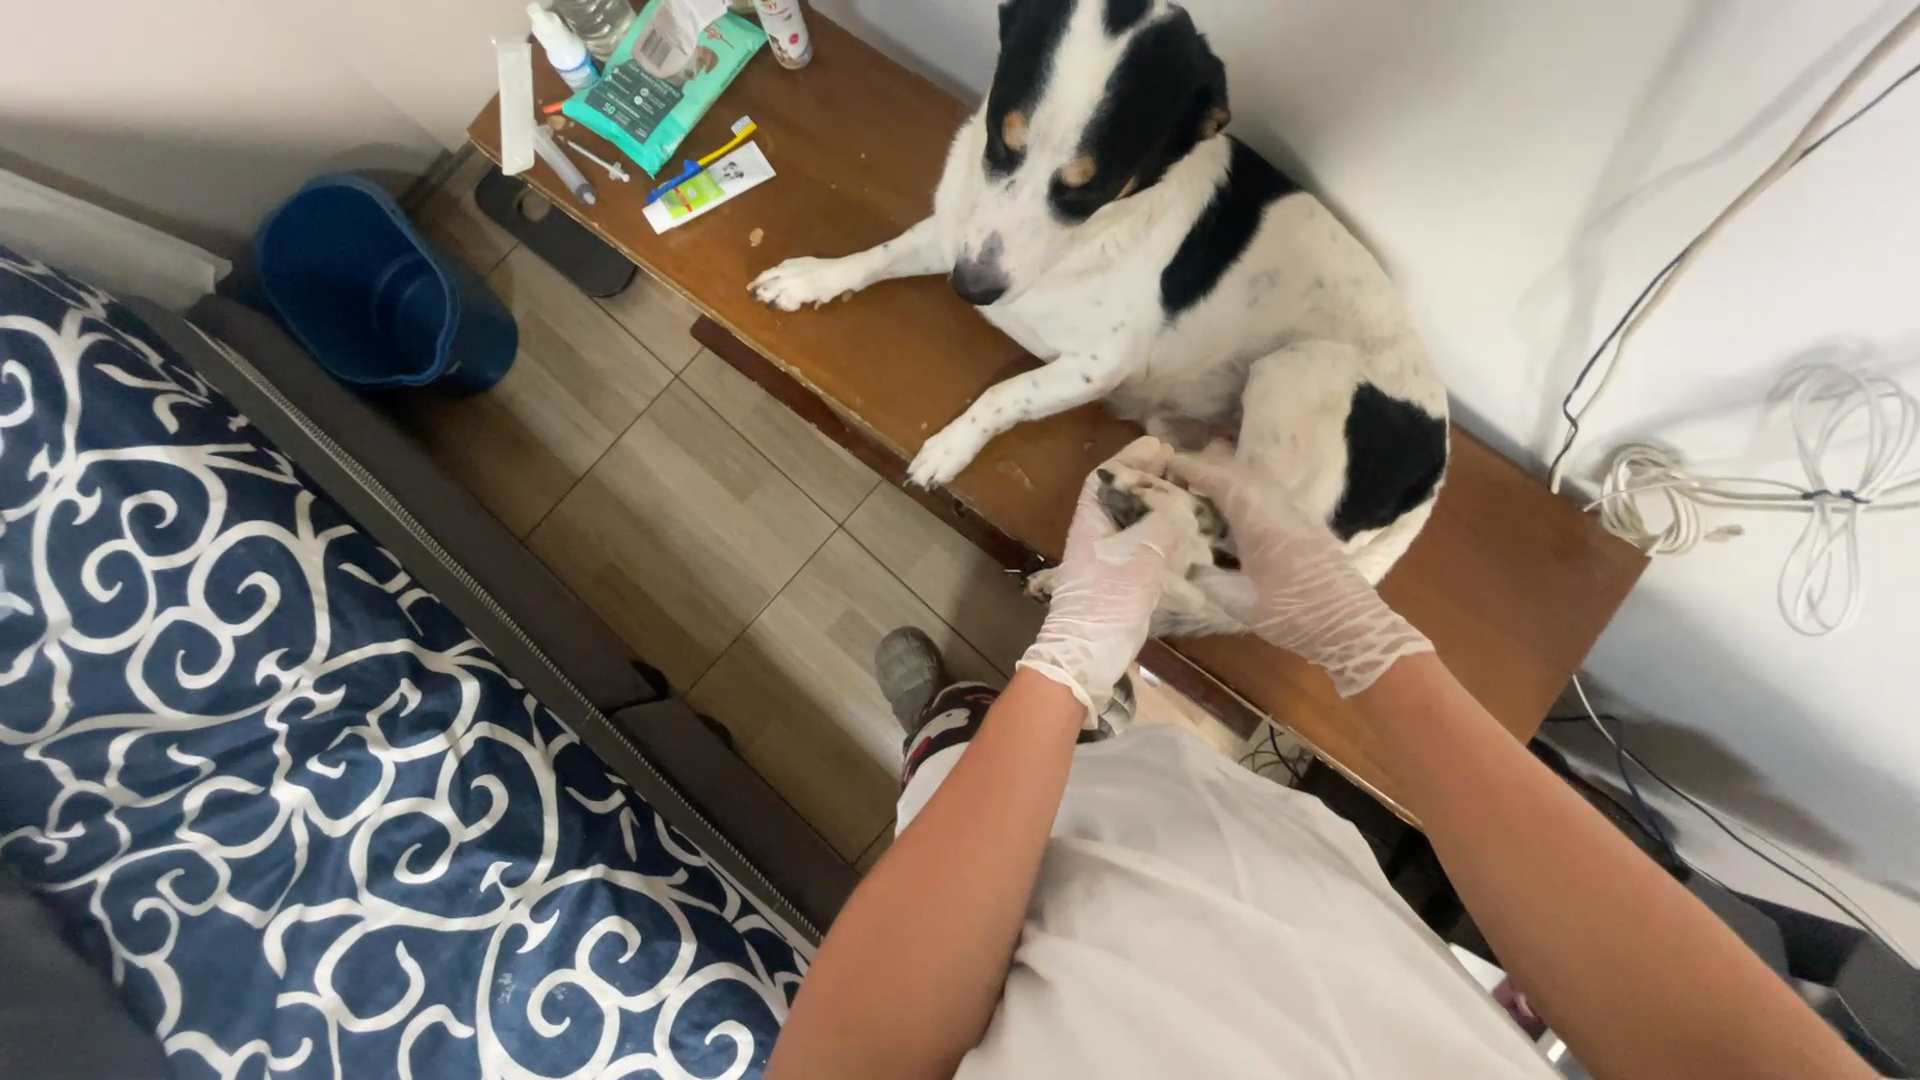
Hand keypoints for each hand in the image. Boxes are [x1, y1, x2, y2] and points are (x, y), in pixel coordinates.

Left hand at [1018, 437, 1191, 718]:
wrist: (1087, 654)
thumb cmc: (1106, 600)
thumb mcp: (1139, 556)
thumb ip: (1161, 524)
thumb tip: (1178, 505)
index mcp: (1090, 522)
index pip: (1106, 478)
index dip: (1129, 459)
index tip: (1158, 445)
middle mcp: (1096, 535)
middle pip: (1121, 495)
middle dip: (1147, 477)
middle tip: (1178, 463)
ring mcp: (1109, 558)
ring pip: (1134, 519)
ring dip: (1157, 503)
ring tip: (1187, 490)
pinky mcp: (1122, 579)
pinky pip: (1143, 543)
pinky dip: (1163, 531)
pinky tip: (1185, 529)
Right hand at [1168, 451, 1430, 696]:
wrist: (1353, 628)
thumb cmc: (1294, 618)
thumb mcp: (1239, 605)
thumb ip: (1207, 579)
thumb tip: (1184, 561)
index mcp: (1262, 526)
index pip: (1224, 483)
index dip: (1195, 469)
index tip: (1170, 463)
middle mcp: (1282, 510)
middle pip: (1244, 472)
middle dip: (1211, 465)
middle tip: (1181, 469)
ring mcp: (1300, 514)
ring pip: (1261, 479)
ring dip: (1231, 474)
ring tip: (1204, 481)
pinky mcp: (1309, 524)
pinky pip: (1273, 492)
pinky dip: (1248, 487)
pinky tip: (1237, 502)